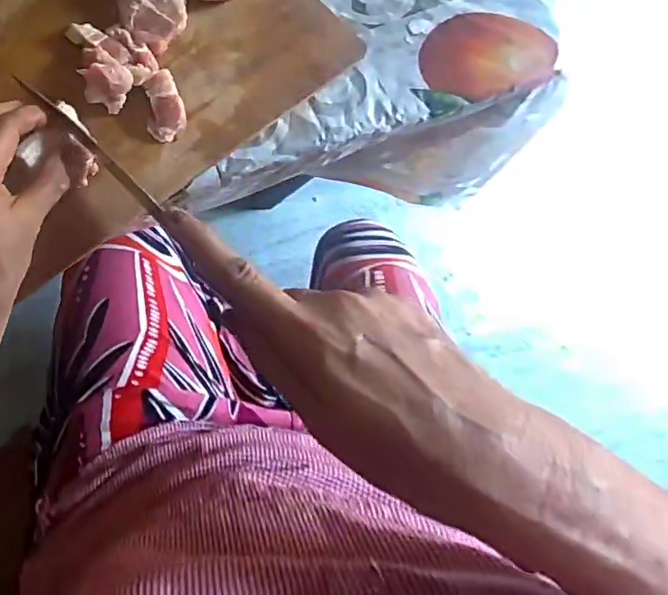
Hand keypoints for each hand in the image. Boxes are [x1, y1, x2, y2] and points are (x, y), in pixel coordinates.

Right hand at [154, 206, 544, 527]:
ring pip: (324, 310)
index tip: (171, 212)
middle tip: (321, 385)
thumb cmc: (394, 453)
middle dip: (288, 331)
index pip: (237, 277)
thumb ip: (271, 361)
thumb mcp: (319, 420)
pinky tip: (395, 375)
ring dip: (328, 336)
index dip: (199, 243)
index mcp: (304, 333)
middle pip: (285, 304)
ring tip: (368, 388)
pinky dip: (361, 335)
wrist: (497, 456)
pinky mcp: (401, 302)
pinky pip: (358, 311)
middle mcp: (331, 301)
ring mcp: (370, 298)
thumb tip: (236, 316)